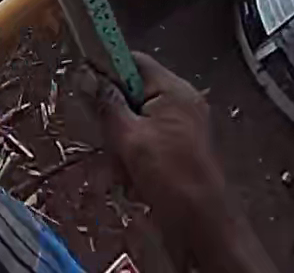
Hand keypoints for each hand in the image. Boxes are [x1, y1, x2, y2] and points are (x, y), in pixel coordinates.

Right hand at [95, 54, 225, 219]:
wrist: (209, 235)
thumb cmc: (171, 179)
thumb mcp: (131, 138)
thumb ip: (106, 102)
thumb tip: (84, 73)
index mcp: (173, 90)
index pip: (132, 59)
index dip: (106, 66)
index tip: (86, 83)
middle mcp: (179, 101)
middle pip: (131, 89)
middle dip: (113, 112)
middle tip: (104, 133)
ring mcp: (181, 126)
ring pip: (135, 116)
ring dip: (120, 138)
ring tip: (119, 164)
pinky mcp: (178, 149)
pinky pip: (145, 136)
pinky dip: (133, 152)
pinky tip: (130, 176)